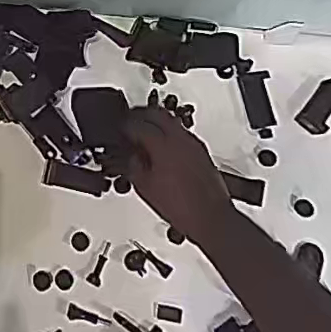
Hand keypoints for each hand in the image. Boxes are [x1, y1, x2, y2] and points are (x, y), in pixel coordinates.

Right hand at [123, 107, 237, 244]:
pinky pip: (181, 132)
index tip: (119, 129)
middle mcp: (180, 139)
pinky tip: (163, 147)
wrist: (210, 218)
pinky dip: (169, 133)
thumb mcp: (145, 188)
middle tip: (130, 124)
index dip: (125, 125)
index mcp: (163, 145)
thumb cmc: (182, 208)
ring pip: (170, 120)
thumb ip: (134, 165)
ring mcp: (193, 143)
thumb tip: (131, 156)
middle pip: (156, 113)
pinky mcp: (201, 150)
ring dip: (155, 123)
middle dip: (140, 116)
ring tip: (144, 134)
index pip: (138, 124)